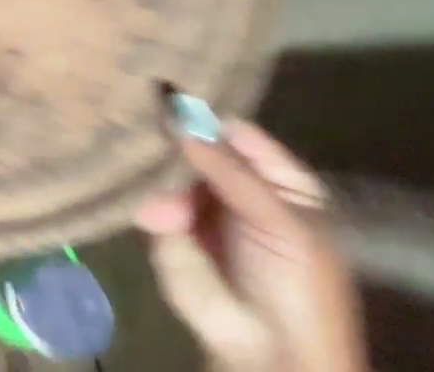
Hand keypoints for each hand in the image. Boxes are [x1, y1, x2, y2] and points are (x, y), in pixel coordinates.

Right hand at [136, 119, 366, 371]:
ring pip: (165, 166)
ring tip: (154, 180)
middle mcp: (232, 184)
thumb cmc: (296, 282)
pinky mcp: (163, 224)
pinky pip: (146, 196)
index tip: (167, 87)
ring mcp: (194, 202)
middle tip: (138, 108)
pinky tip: (150, 209)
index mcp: (275, 179)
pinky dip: (140, 195)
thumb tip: (177, 111)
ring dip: (153, 168)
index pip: (235, 132)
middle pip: (194, 144)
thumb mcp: (278, 220)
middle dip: (170, 133)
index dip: (205, 114)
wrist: (267, 348)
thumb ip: (228, 168)